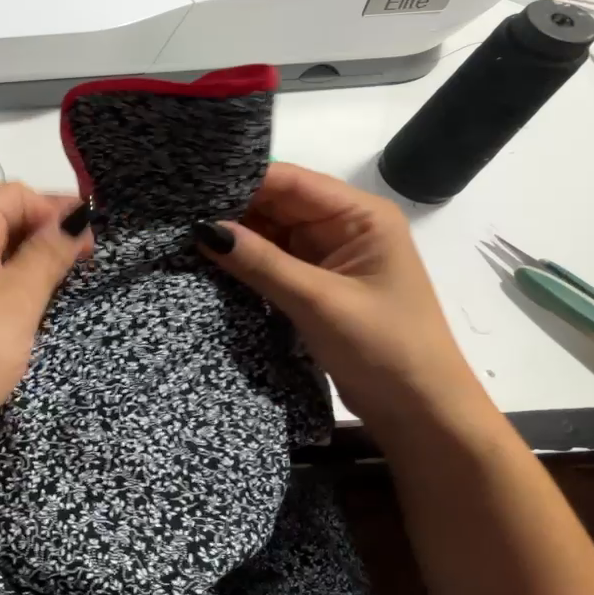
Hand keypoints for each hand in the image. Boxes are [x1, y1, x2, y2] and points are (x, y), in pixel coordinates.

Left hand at [0, 183, 91, 460]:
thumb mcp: (19, 297)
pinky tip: (41, 302)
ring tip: (72, 276)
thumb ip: (48, 252)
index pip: (13, 194)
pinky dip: (20, 283)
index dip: (54, 205)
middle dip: (48, 229)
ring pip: (1, 252)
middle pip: (6, 218)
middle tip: (89, 255)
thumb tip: (74, 216)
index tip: (92, 232)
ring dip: (36, 257)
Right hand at [195, 163, 480, 422]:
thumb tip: (201, 228)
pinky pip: (267, 259)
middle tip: (172, 212)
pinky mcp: (311, 283)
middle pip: (274, 202)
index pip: (289, 181)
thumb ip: (259, 262)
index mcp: (360, 215)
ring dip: (230, 234)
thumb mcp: (317, 301)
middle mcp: (342, 226)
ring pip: (266, 231)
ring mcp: (325, 255)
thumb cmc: (385, 348)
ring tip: (177, 231)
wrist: (421, 414)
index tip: (189, 186)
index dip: (240, 180)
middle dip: (228, 207)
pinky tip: (202, 258)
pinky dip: (240, 259)